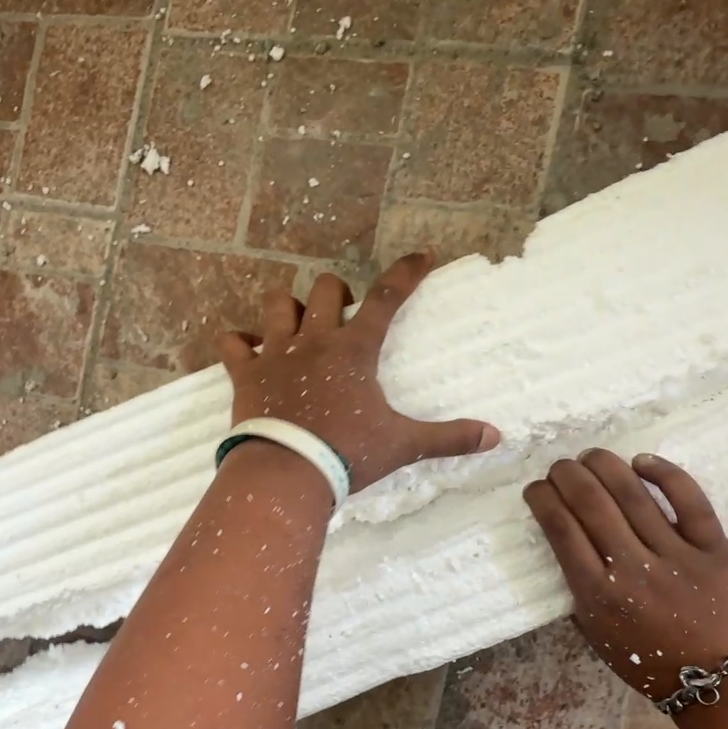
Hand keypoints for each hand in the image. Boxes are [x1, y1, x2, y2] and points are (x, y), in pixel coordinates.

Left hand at [218, 254, 499, 492]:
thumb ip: (448, 437)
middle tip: (342, 312)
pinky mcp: (244, 373)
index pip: (386, 298)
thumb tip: (496, 436)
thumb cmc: (346, 454)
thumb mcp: (402, 445)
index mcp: (354, 350)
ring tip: (296, 324)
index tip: (422, 255)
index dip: (406, 272)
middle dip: (336, 290)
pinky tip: (244, 348)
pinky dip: (236, 342)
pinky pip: (231, 342)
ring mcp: (275, 353)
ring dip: (288, 307)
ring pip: (278, 304)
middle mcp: (314, 340)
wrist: (286, 473)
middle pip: (325, 288)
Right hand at [523, 451, 727, 701]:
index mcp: (597, 593)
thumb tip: (558, 529)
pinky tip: (640, 460)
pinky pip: (690, 500)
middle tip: (559, 467)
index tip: (535, 489)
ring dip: (604, 465)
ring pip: (633, 494)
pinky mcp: (715, 550)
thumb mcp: (590, 626)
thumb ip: (574, 581)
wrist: (714, 678)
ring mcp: (677, 558)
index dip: (541, 498)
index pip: (559, 527)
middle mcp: (633, 570)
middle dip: (566, 475)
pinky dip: (663, 473)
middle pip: (590, 503)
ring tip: (590, 456)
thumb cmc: (640, 655)